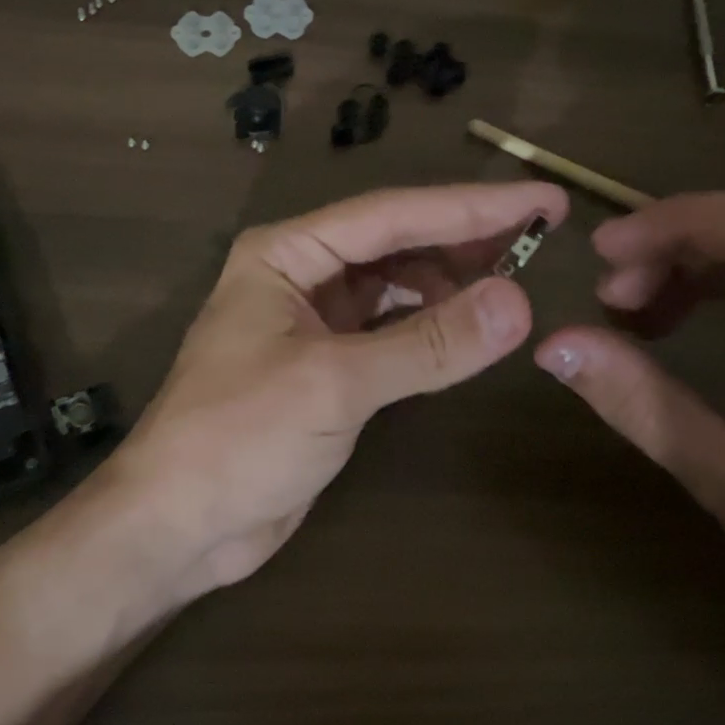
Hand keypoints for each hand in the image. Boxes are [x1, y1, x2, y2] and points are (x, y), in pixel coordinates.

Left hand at [113, 182, 567, 596]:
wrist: (178, 522)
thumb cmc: (239, 438)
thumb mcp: (336, 384)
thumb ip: (428, 344)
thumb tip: (520, 303)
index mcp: (285, 255)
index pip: (392, 215)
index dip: (473, 207)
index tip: (546, 202)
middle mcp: (296, 278)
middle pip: (394, 245)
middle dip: (463, 243)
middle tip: (541, 245)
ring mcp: (308, 327)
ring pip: (393, 290)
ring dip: (448, 288)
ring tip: (512, 292)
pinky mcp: (322, 374)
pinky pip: (387, 336)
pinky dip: (427, 333)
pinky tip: (466, 336)